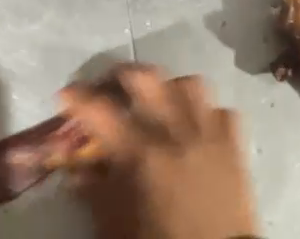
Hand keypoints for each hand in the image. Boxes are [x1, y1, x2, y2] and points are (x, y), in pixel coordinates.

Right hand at [61, 66, 257, 238]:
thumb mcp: (116, 226)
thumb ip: (94, 191)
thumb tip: (75, 168)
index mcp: (142, 155)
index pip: (100, 111)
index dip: (76, 98)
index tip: (64, 95)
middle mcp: (176, 133)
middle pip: (146, 78)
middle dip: (120, 75)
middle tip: (108, 88)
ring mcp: (209, 136)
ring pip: (190, 84)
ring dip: (170, 88)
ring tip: (157, 102)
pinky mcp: (235, 148)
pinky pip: (222, 112)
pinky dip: (206, 114)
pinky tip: (196, 128)